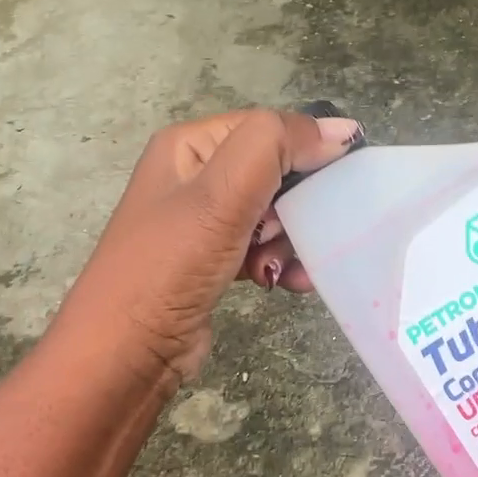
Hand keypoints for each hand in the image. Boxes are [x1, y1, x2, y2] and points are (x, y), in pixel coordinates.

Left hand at [51, 109, 359, 384]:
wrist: (130, 348)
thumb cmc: (172, 264)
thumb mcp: (224, 193)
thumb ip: (276, 146)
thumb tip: (339, 130)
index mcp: (191, 146)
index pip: (268, 128)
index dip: (309, 147)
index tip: (347, 179)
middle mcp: (196, 177)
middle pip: (276, 173)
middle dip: (300, 205)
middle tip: (300, 232)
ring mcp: (205, 223)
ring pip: (276, 216)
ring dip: (293, 242)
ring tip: (287, 270)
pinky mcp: (216, 261)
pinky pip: (265, 250)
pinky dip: (281, 265)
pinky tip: (287, 285)